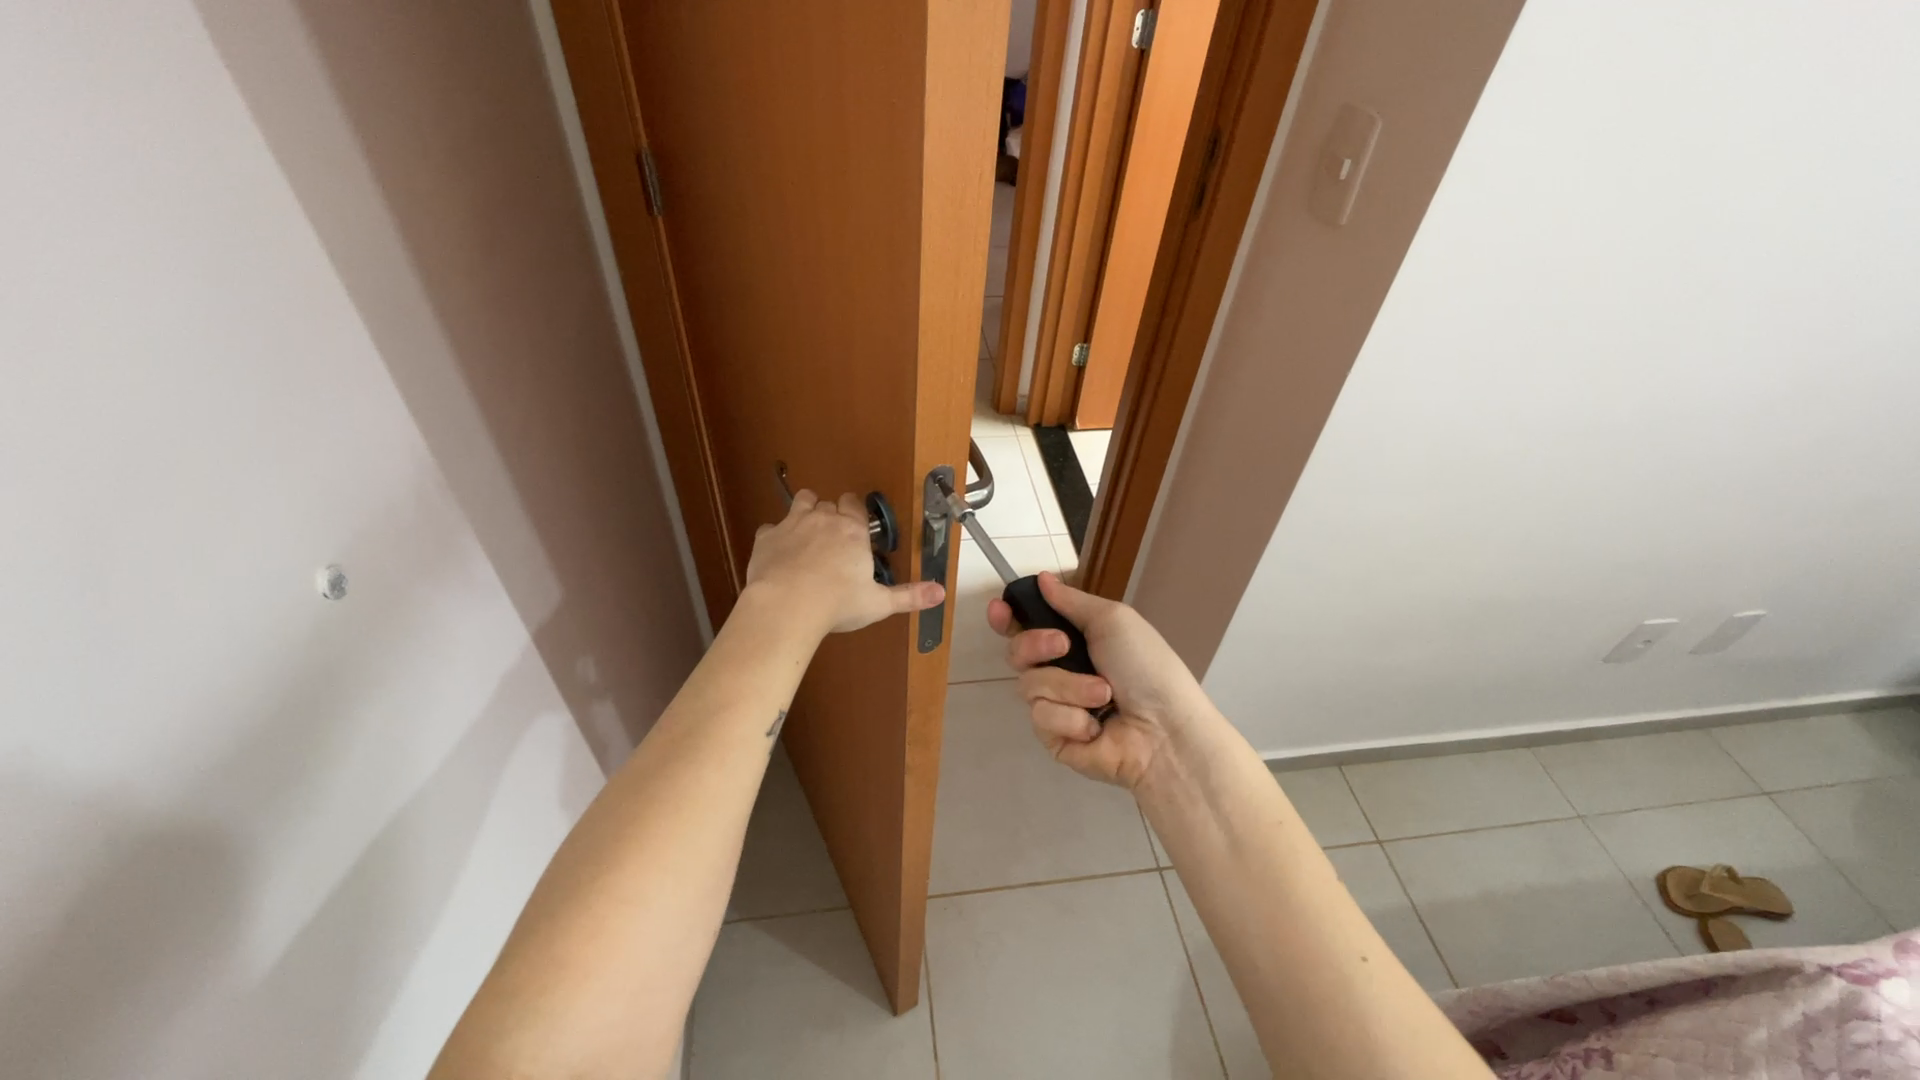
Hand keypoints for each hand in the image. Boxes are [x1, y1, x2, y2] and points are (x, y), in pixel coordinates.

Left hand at [743, 490, 943, 634]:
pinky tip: (779, 552)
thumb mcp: (878, 603)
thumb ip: (909, 596)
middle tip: (834, 538)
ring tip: (808, 532)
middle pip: (829, 503)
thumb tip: (939, 592)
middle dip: (832, 515)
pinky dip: (776, 536)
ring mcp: (793, 524)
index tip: (856, 525)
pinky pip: (771, 527)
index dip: (855, 511)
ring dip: (806, 510)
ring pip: (802, 501)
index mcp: (853, 531)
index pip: (855, 504)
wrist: (787, 606)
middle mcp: (824, 519)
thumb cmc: (837, 604)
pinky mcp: (767, 537)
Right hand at [987, 572, 1213, 790]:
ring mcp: (1055, 706)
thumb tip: (1042, 578)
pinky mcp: (1053, 737)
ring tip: (1104, 696)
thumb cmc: (1145, 667)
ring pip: (1030, 686)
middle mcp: (1060, 671)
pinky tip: (1096, 726)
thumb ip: (1071, 601)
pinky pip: (1042, 717)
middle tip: (1062, 646)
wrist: (1164, 729)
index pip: (1027, 626)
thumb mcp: (1113, 620)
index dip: (1007, 618)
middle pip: (1017, 652)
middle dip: (1036, 645)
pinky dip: (1072, 717)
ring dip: (1070, 687)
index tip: (999, 609)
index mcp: (1075, 641)